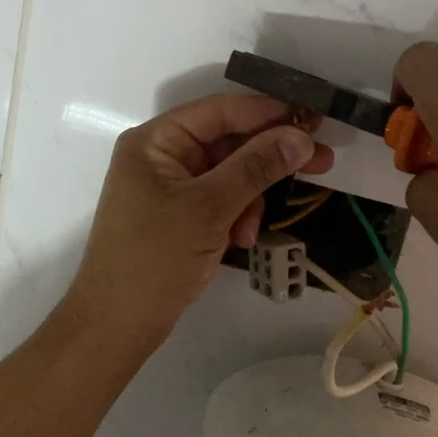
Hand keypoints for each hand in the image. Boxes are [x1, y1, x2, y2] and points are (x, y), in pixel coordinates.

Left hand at [59, 94, 332, 351]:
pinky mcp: (177, 215)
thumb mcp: (210, 208)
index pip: (220, 111)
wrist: (116, 324)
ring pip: (227, 174)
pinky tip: (241, 240)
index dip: (268, 112)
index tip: (314, 119)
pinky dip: (235, 215)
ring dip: (250, 196)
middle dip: (267, 157)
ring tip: (253, 230)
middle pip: (226, 141)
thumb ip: (256, 167)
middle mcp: (160, 155)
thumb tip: (300, 136)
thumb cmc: (155, 257)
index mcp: (156, 140)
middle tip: (321, 162)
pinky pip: (218, 200)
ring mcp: (168, 187)